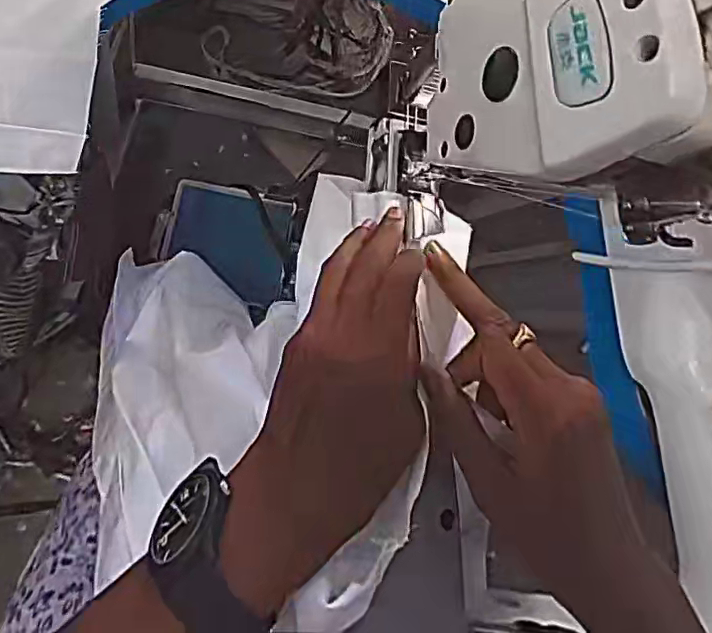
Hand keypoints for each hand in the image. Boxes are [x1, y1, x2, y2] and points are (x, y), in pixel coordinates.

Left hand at [219, 208, 425, 618]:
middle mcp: (344, 336)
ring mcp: (317, 335)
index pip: (396, 284)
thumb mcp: (408, 424)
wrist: (292, 492)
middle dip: (384, 238)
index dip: (410, 260)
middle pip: (366, 267)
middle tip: (396, 220)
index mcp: (378, 356)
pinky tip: (347, 262)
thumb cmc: (352, 474)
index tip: (419, 250)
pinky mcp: (299, 342)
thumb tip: (410, 334)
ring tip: (371, 226)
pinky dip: (338, 267)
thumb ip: (411, 369)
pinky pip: (322, 290)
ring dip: (357, 244)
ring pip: (338, 272)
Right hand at [419, 242, 704, 632]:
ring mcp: (582, 393)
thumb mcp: (488, 483)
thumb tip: (432, 376)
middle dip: (473, 363)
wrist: (608, 565)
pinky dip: (512, 389)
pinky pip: (537, 372)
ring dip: (493, 380)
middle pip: (505, 340)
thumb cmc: (557, 539)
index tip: (440, 265)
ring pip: (519, 355)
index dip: (461, 292)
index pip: (494, 332)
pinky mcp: (585, 400)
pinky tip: (510, 431)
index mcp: (546, 409)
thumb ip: (456, 419)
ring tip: (492, 432)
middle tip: (457, 398)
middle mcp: (571, 391)